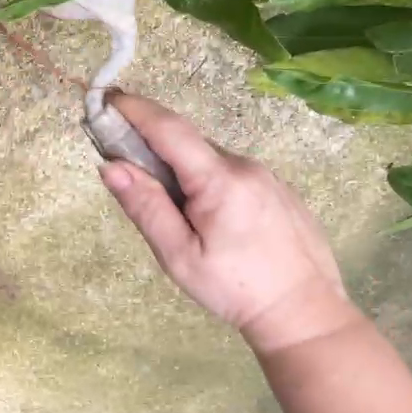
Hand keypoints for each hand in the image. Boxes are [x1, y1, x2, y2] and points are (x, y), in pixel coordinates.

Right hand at [98, 93, 355, 354]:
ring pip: (206, 160)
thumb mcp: (177, 255)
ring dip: (179, 170)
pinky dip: (203, 180)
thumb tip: (109, 165)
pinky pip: (228, 173)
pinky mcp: (277, 189)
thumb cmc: (234, 288)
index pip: (170, 129)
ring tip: (173, 214)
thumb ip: (145, 207)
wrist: (307, 315)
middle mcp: (245, 167)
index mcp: (219, 181)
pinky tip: (206, 220)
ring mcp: (266, 176)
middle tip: (123, 171)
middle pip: (186, 144)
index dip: (135, 109)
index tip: (105, 98)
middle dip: (150, 148)